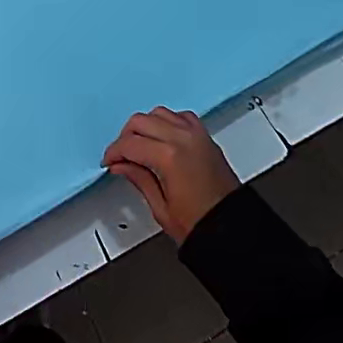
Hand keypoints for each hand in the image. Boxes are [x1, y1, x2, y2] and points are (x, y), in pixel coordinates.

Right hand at [101, 107, 239, 244]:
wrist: (233, 230)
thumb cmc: (202, 225)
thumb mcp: (161, 208)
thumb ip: (139, 179)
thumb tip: (121, 165)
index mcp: (169, 157)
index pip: (130, 144)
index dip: (114, 152)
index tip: (109, 161)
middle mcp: (183, 138)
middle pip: (141, 121)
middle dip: (126, 136)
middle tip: (121, 155)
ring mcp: (196, 134)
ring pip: (159, 113)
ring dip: (145, 126)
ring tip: (139, 146)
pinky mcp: (206, 137)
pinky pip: (181, 116)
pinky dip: (168, 121)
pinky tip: (162, 137)